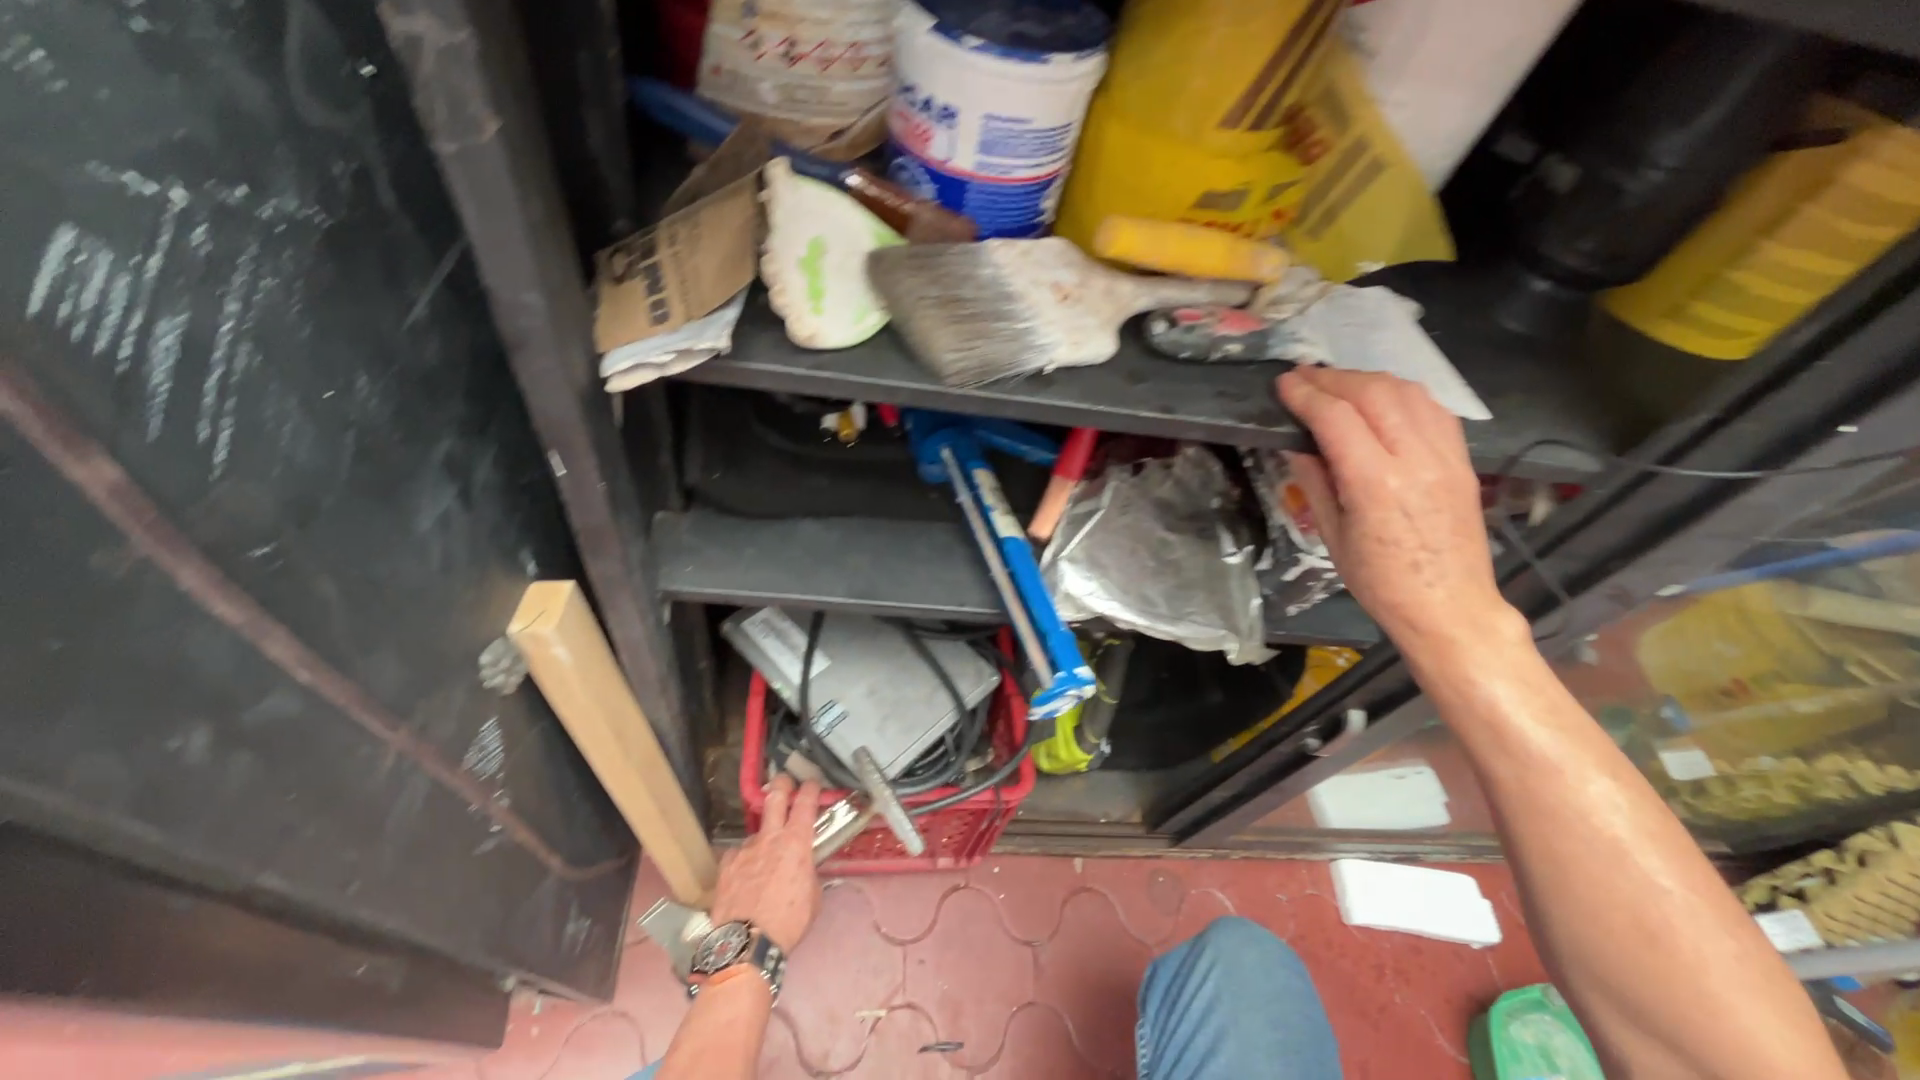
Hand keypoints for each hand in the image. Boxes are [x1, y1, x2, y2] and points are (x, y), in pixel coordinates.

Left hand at [711, 773, 821, 950]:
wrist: (746, 942)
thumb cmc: (789, 921)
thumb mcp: (813, 897)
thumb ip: (808, 873)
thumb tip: (803, 868)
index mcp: (796, 843)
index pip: (805, 803)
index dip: (810, 788)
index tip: (811, 783)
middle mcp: (769, 838)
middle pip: (774, 798)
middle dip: (780, 785)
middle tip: (784, 782)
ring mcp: (745, 849)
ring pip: (756, 834)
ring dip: (763, 840)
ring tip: (764, 861)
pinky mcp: (726, 864)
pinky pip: (739, 854)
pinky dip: (744, 860)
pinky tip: (745, 875)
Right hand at [1274, 367, 1521, 653]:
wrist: (1449, 606)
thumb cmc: (1380, 583)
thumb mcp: (1332, 536)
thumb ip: (1315, 481)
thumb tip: (1297, 443)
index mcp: (1376, 484)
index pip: (1336, 417)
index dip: (1306, 394)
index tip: (1283, 384)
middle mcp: (1416, 459)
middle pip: (1372, 392)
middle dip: (1333, 379)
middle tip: (1304, 378)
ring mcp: (1446, 455)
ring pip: (1407, 391)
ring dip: (1367, 380)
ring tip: (1338, 385)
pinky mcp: (1462, 459)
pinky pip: (1432, 408)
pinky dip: (1401, 394)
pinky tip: (1381, 401)